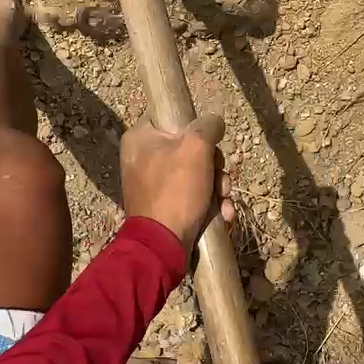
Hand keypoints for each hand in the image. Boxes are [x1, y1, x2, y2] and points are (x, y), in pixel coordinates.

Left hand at [120, 114, 232, 251]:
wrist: (162, 247)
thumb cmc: (176, 189)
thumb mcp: (197, 147)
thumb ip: (208, 125)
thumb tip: (214, 123)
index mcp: (140, 138)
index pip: (173, 116)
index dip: (196, 127)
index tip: (208, 142)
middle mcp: (142, 158)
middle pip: (189, 147)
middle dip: (213, 164)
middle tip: (219, 176)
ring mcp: (152, 184)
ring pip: (195, 172)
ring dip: (216, 185)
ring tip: (223, 199)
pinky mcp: (163, 206)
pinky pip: (191, 193)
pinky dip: (209, 202)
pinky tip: (222, 213)